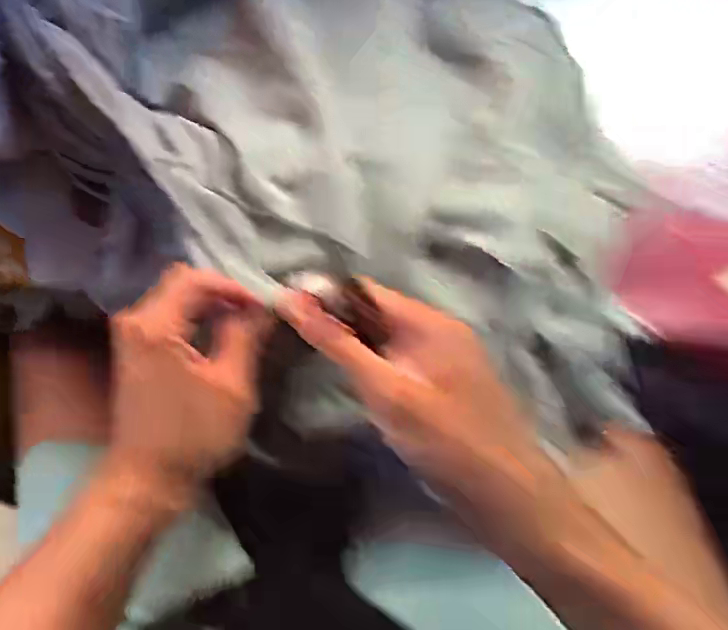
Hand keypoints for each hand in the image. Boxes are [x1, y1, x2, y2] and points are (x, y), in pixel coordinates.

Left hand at [106, 263, 271, 496]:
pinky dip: (192, 318)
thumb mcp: (231, 386)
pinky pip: (164, 316)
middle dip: (220, 293)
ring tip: (247, 324)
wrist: (148, 469)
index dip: (230, 285)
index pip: (190, 278)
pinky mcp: (132, 343)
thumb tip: (262, 307)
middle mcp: (133, 317)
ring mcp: (128, 330)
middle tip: (259, 314)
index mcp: (152, 323)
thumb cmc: (193, 433)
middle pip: (178, 284)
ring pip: (171, 298)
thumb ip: (243, 338)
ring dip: (207, 305)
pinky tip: (221, 334)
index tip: (264, 305)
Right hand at [278, 281, 555, 517]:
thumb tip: (283, 296)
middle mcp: (435, 329)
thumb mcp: (382, 387)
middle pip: (364, 306)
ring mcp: (436, 354)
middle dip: (324, 313)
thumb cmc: (447, 440)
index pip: (358, 288)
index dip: (316, 293)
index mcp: (429, 322)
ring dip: (338, 334)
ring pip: (371, 329)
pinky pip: (384, 350)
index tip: (278, 307)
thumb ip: (332, 339)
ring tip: (298, 343)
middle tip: (282, 326)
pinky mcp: (432, 377)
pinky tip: (334, 365)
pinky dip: (357, 352)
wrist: (513, 505)